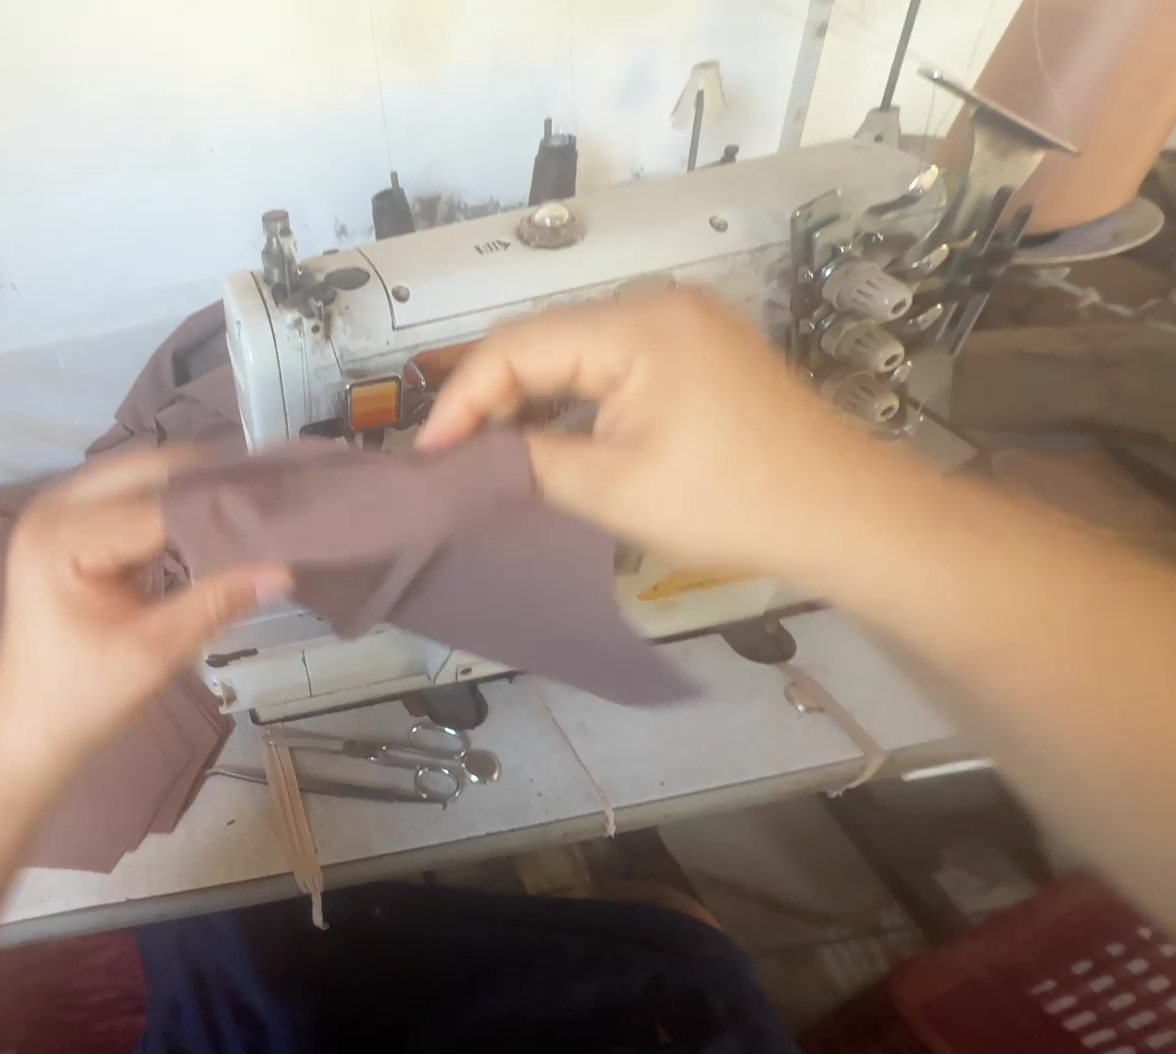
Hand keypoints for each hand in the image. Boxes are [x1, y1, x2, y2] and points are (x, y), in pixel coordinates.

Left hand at [0, 448, 289, 764]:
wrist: (26, 726)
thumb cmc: (81, 697)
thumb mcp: (155, 652)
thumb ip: (215, 603)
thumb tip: (282, 571)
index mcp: (62, 538)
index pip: (155, 507)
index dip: (217, 510)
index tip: (274, 513)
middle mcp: (53, 509)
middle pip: (144, 470)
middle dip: (204, 484)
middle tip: (264, 502)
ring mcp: (56, 513)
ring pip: (138, 477)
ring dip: (187, 492)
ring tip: (245, 511)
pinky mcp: (68, 525)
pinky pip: (127, 497)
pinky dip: (168, 507)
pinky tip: (207, 526)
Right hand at [417, 289, 891, 573]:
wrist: (850, 520)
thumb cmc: (730, 503)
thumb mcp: (608, 486)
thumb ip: (524, 460)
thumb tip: (464, 456)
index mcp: (637, 326)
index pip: (514, 346)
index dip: (460, 400)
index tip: (429, 456)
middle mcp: (654, 307)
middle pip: (537, 343)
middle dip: (486, 401)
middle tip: (451, 459)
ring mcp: (676, 326)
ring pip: (564, 355)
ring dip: (519, 402)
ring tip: (484, 453)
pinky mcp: (687, 353)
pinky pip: (599, 368)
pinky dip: (561, 402)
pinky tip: (538, 438)